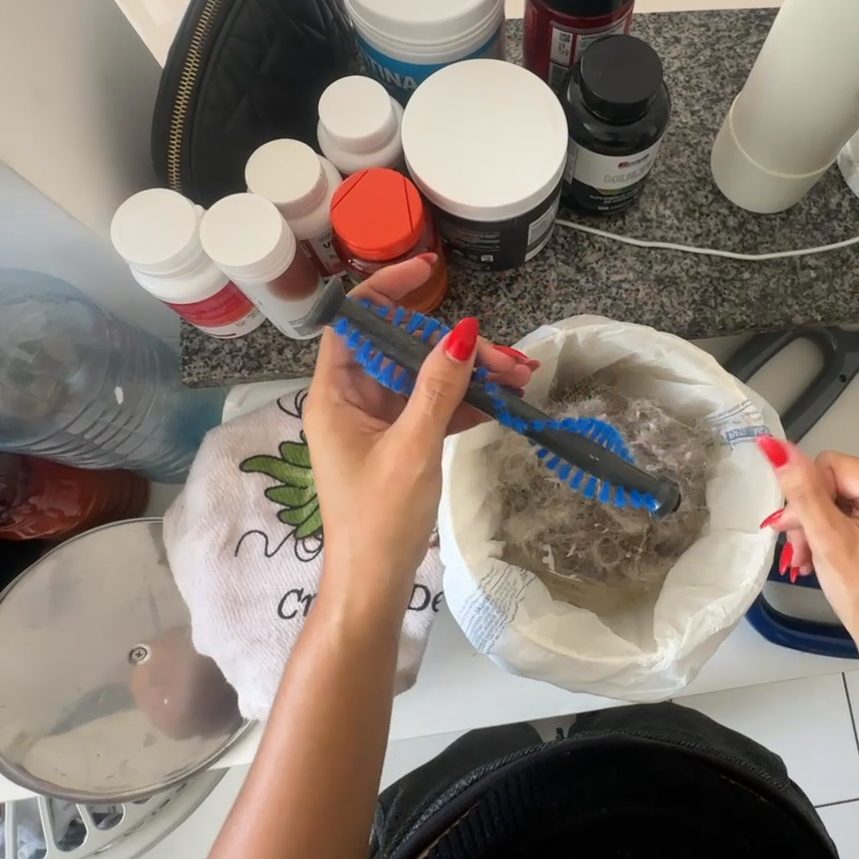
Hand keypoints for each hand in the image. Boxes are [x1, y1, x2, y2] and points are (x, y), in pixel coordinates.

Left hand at [302, 257, 533, 603]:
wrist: (375, 585)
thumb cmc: (380, 518)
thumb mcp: (413, 447)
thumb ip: (438, 387)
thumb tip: (464, 330)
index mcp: (336, 395)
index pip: (354, 323)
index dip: (385, 291)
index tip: (427, 273)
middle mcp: (355, 400)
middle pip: (404, 350)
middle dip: (457, 347)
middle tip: (507, 358)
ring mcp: (381, 421)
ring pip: (427, 379)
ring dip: (473, 375)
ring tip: (522, 377)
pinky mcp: (404, 441)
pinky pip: (436, 407)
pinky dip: (468, 402)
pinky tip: (505, 401)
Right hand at [758, 436, 858, 660]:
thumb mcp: (828, 540)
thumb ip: (802, 491)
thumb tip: (775, 445)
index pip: (831, 465)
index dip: (809, 496)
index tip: (800, 533)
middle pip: (834, 479)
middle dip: (810, 513)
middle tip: (799, 548)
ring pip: (836, 493)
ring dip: (814, 522)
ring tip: (805, 555)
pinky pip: (849, 506)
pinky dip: (829, 526)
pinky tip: (818, 550)